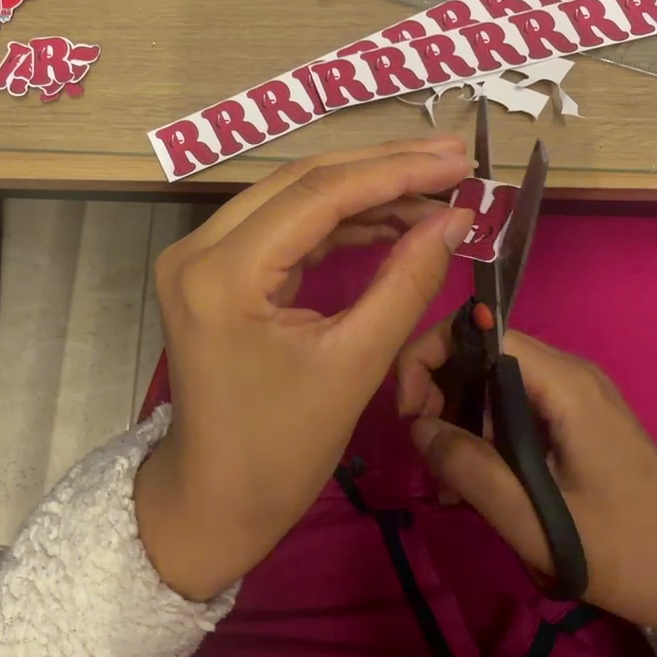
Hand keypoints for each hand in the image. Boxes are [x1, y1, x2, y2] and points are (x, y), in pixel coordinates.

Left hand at [134, 138, 476, 601]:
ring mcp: (198, 256)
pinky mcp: (211, 268)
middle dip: (380, 169)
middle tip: (452, 159)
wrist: (215, 498)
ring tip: (434, 188)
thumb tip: (455, 218)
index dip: (393, 172)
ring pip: (289, 198)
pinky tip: (389, 218)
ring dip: (361, 192)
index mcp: (222, 274)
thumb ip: (405, 282)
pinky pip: (279, 227)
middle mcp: (197, 248)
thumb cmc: (282, 449)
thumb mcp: (354, 365)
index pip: (315, 195)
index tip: (458, 159)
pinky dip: (334, 221)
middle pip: (299, 183)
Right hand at [406, 332, 656, 656]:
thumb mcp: (535, 521)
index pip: (480, 331)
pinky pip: (514, 408)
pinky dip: (484, 435)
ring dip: (459, 421)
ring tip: (448, 480)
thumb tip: (417, 428)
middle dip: (440, 395)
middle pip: (481, 354)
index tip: (410, 414)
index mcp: (567, 386)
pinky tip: (475, 481)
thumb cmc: (626, 553)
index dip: (431, 358)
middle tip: (426, 453)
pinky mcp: (576, 421)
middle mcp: (570, 376)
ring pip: (492, 383)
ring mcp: (576, 397)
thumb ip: (470, 469)